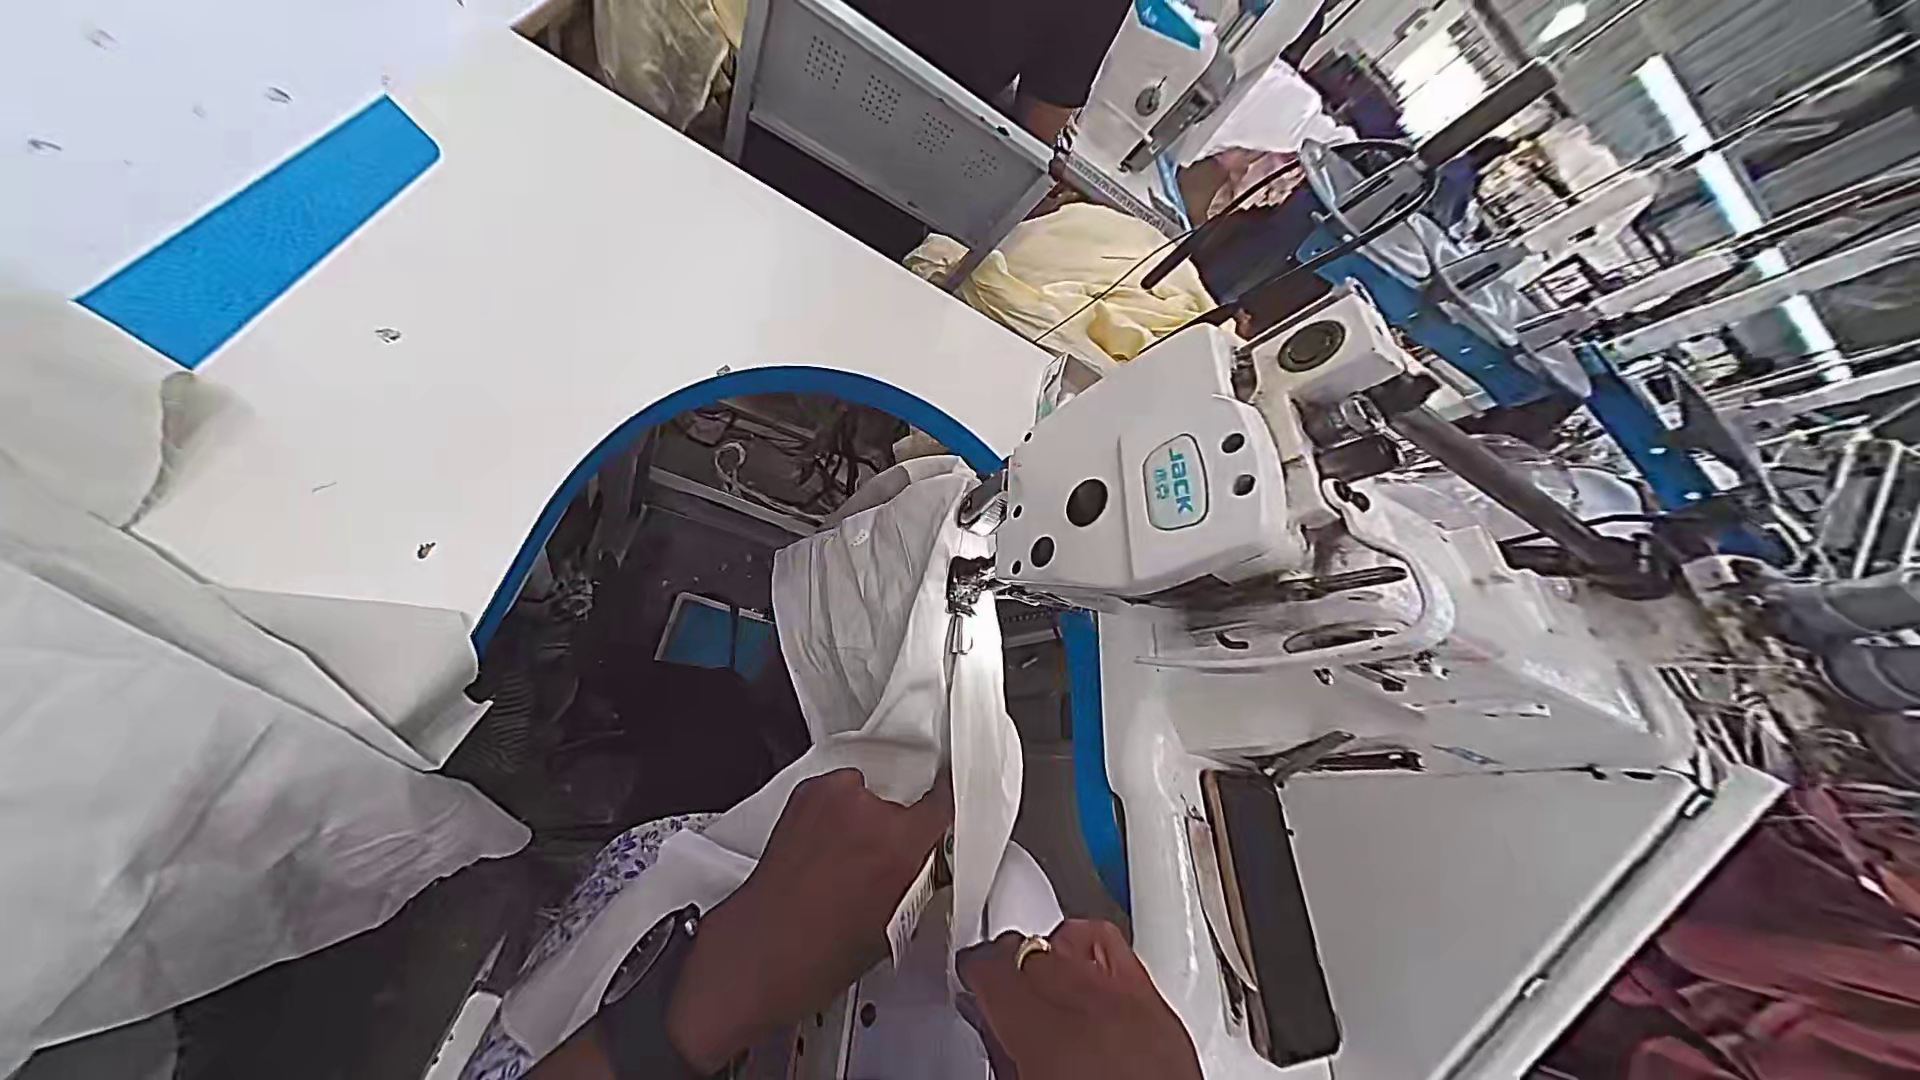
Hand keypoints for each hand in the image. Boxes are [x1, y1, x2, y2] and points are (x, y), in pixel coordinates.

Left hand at [665, 768, 952, 1070]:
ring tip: (842, 856)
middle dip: (896, 826)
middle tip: (877, 859)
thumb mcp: (895, 921)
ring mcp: (835, 797)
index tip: (945, 798)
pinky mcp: (808, 793)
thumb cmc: (817, 953)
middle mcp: (870, 812)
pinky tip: (823, 847)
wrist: (758, 953)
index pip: (942, 801)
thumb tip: (926, 858)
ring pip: (867, 794)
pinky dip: (835, 811)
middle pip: (902, 801)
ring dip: (862, 817)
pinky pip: (837, 792)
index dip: (945, 803)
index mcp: (901, 845)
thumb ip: (919, 875)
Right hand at [958, 920, 1202, 1079]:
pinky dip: (1091, 952)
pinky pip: (1113, 948)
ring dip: (1047, 956)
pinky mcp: (1159, 1010)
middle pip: (1029, 950)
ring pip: (1068, 941)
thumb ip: (1000, 1052)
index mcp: (1049, 1038)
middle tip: (998, 992)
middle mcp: (1089, 1007)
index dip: (975, 969)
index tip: (972, 977)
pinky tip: (1082, 971)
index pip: (995, 968)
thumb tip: (984, 1018)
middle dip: (1007, 964)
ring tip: (1038, 982)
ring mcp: (1127, 1003)